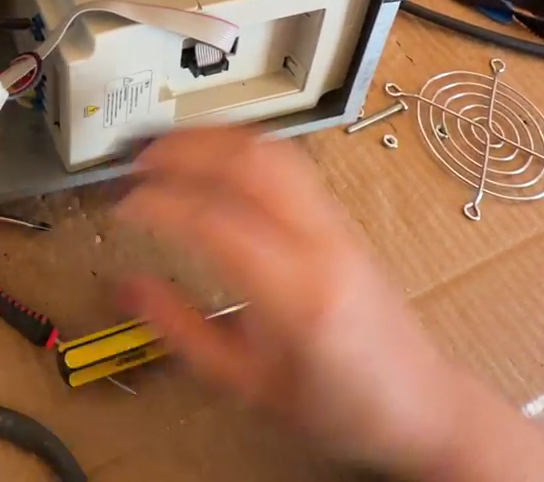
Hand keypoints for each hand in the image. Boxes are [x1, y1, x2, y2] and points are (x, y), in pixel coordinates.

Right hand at [117, 126, 463, 475]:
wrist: (421, 401)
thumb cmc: (335, 404)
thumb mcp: (245, 382)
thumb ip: (180, 330)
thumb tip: (127, 284)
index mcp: (297, 294)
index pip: (213, 221)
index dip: (158, 204)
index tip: (122, 207)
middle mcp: (320, 243)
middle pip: (245, 163)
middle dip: (180, 151)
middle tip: (137, 164)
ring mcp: (334, 219)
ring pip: (266, 148)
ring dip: (208, 138)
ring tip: (164, 148)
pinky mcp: (337, 210)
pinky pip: (283, 156)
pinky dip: (236, 143)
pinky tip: (209, 153)